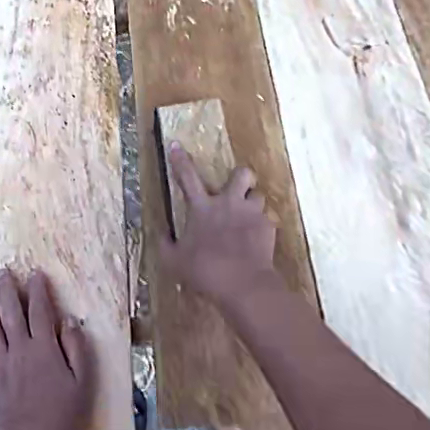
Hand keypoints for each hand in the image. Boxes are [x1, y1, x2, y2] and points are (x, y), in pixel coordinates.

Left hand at [0, 268, 91, 429]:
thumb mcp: (82, 380)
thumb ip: (76, 348)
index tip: (35, 274)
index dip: (38, 291)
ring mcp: (1, 365)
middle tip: (3, 273)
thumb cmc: (62, 413)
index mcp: (44, 348)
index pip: (41, 311)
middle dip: (8, 291)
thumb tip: (69, 322)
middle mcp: (19, 351)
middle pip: (12, 314)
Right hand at [159, 143, 278, 305]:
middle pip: (242, 173)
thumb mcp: (174, 262)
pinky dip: (263, 226)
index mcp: (202, 208)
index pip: (188, 177)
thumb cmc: (204, 271)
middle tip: (238, 190)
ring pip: (258, 195)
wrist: (242, 283)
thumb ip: (166, 245)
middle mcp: (228, 203)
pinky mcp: (268, 225)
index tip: (176, 145)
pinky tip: (258, 240)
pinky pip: (268, 219)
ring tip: (248, 220)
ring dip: (253, 204)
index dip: (181, 160)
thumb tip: (161, 234)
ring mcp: (251, 212)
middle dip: (242, 177)